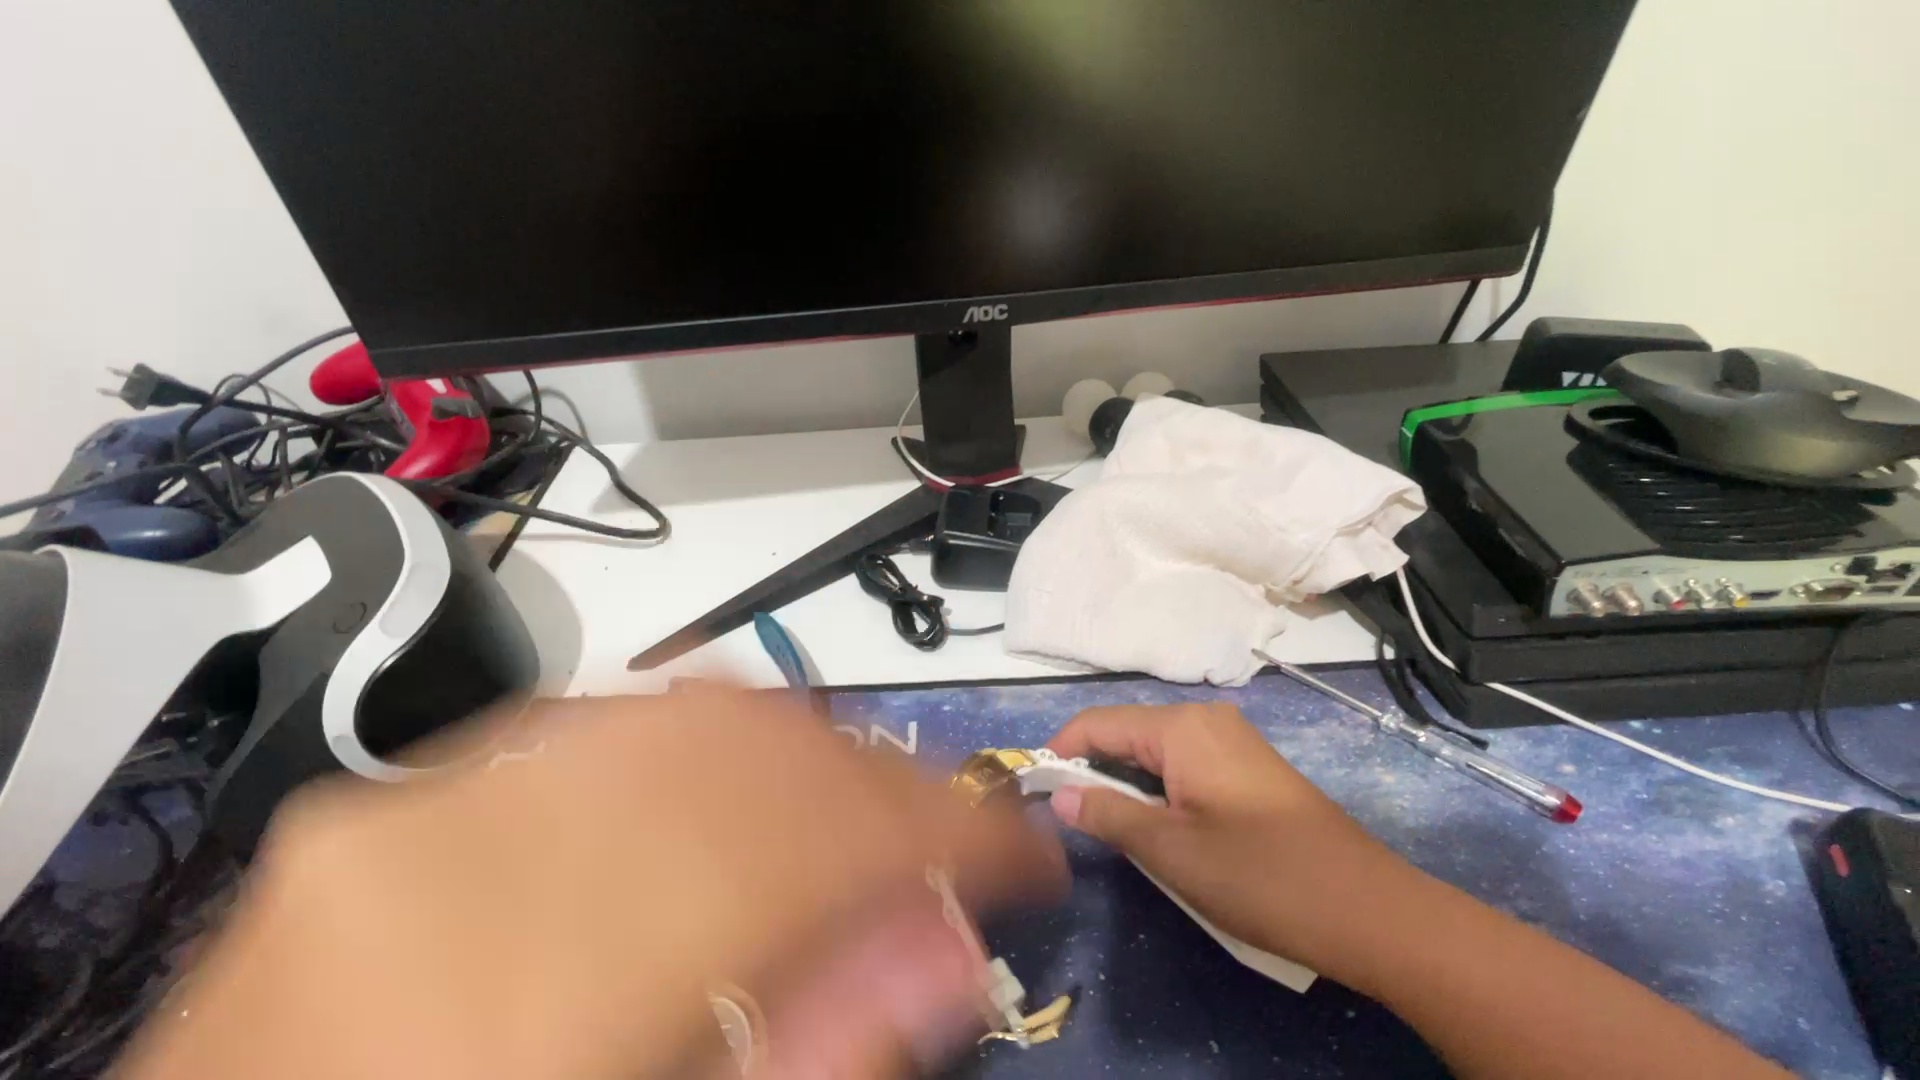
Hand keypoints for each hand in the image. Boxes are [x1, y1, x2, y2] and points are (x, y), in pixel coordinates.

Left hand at [118, 688, 1065, 1079]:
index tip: (1019, 853)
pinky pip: (590, 726)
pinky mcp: (383, 803)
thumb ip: (815, 1049)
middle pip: (747, 756)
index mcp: (536, 998)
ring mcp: (407, 810)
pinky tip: (734, 783)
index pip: (808, 848)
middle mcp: (464, 856)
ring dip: (800, 749)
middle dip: (878, 784)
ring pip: (673, 715)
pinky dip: (695, 740)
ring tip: (860, 803)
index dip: (941, 833)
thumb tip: (948, 946)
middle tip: (944, 833)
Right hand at [1044, 703, 1416, 986]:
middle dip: (1092, 770)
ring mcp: (1234, 743)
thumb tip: (1057, 795)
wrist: (1369, 911)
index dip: (1059, 752)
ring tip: (1110, 830)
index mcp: (1182, 728)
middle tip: (1067, 820)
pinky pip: (1186, 767)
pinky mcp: (1251, 770)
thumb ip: (1107, 815)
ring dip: (1126, 785)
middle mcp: (1207, 720)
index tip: (1033, 792)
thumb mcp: (1171, 850)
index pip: (1097, 723)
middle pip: (1127, 733)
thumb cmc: (1260, 876)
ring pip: (1156, 753)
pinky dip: (1160, 791)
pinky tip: (1160, 829)